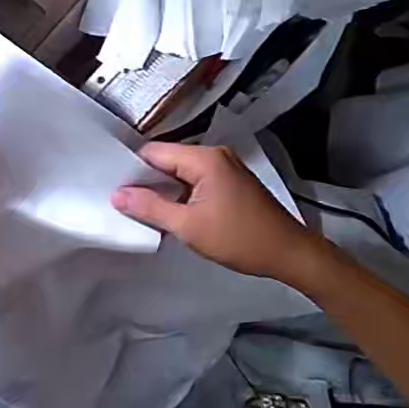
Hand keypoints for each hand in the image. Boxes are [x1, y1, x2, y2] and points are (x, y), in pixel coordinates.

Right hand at [112, 142, 325, 283]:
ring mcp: (225, 166)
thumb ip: (150, 207)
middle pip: (166, 159)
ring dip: (164, 188)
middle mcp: (214, 154)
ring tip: (145, 208)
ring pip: (180, 170)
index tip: (116, 189)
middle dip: (147, 179)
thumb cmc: (239, 239)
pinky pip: (195, 178)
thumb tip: (117, 195)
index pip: (154, 152)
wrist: (292, 254)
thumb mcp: (188, 226)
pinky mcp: (230, 180)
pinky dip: (181, 192)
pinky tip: (172, 210)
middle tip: (126, 201)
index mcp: (204, 159)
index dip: (132, 169)